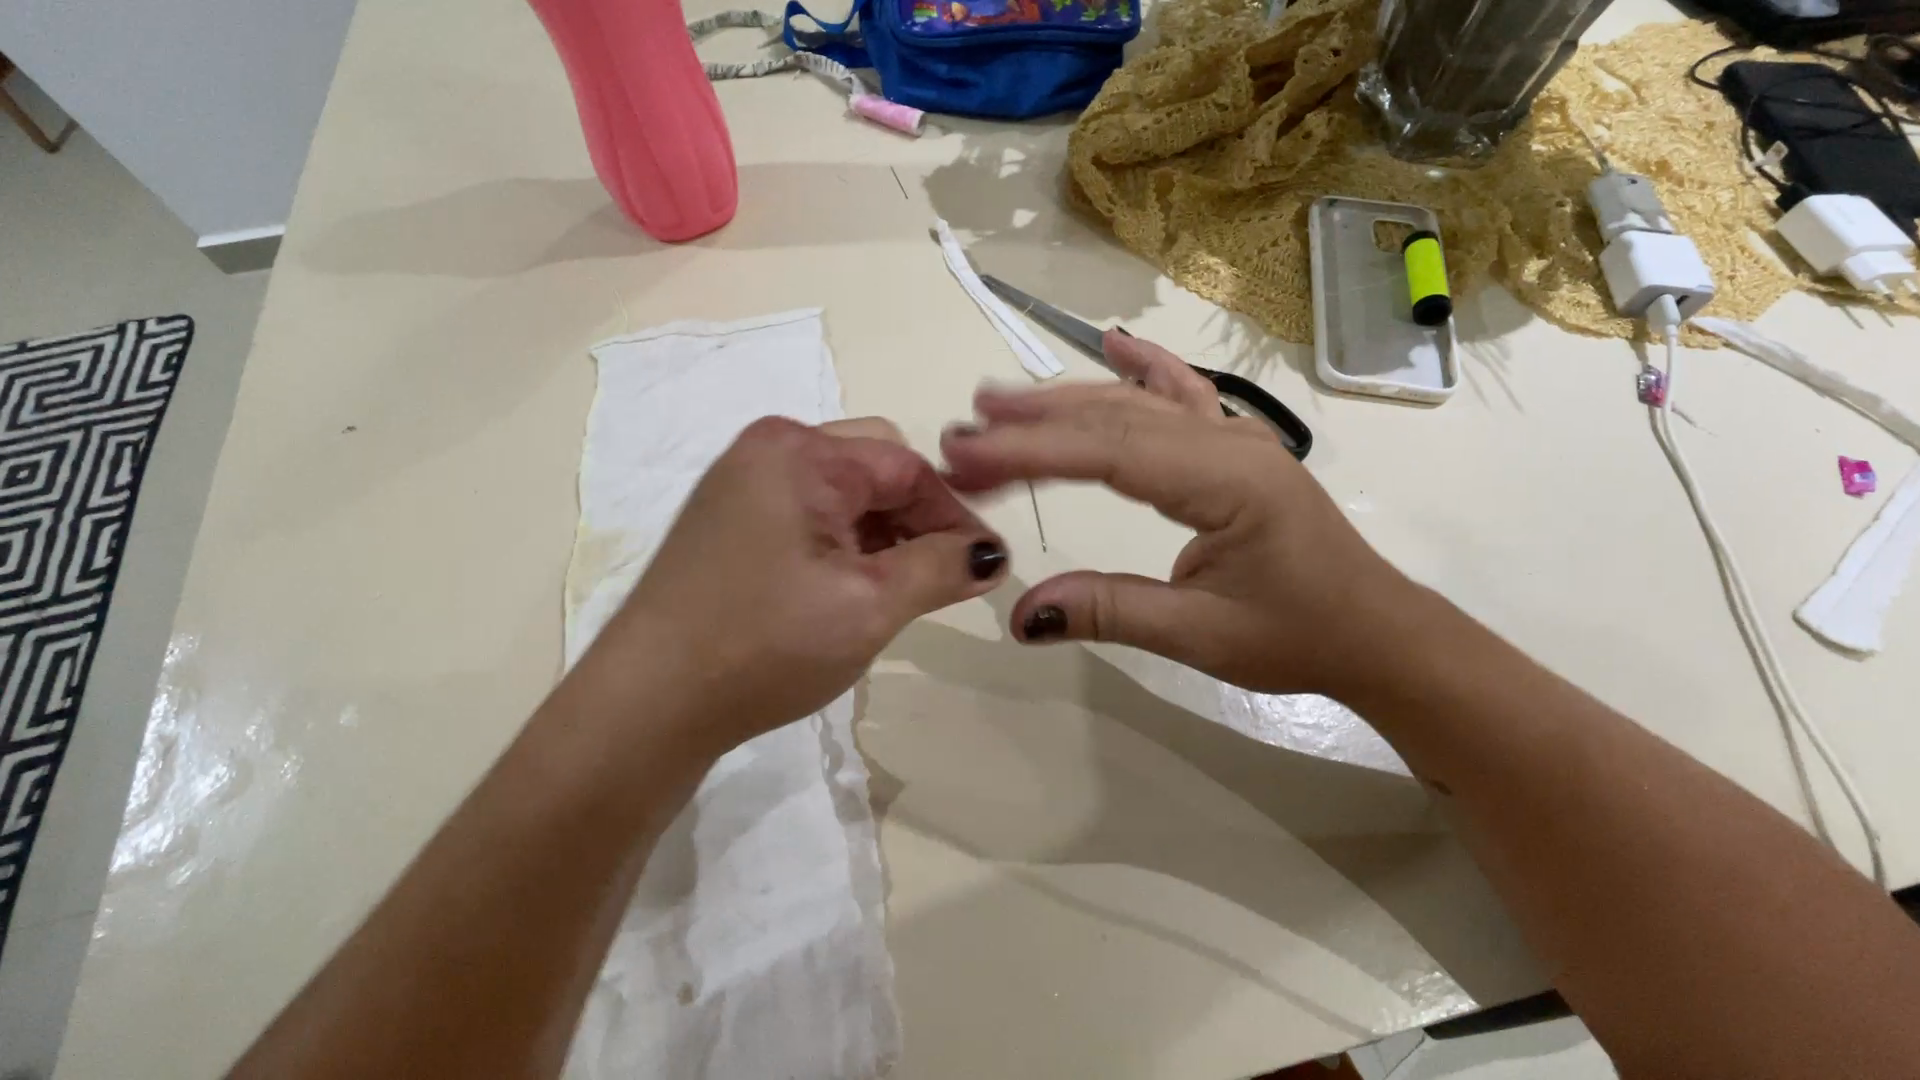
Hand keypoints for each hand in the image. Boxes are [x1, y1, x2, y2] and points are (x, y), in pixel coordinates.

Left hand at [584, 416, 1007, 756]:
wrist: (648, 703)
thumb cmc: (765, 646)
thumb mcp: (869, 606)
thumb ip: (940, 568)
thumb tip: (991, 553)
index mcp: (800, 452)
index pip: (906, 465)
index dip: (954, 514)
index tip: (986, 566)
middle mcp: (767, 449)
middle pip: (873, 469)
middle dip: (915, 520)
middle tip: (939, 579)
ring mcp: (739, 484)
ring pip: (841, 494)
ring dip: (880, 536)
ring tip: (895, 593)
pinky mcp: (726, 521)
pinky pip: (806, 514)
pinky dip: (841, 544)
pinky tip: (847, 591)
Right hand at [941, 330, 1414, 697]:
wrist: (1375, 633)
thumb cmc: (1298, 636)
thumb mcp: (1200, 635)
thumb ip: (1108, 611)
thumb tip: (1019, 614)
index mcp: (1227, 480)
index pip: (1109, 453)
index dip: (1032, 452)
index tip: (966, 457)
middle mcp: (1229, 442)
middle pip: (1114, 418)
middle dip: (1031, 425)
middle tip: (960, 435)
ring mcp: (1235, 438)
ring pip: (1137, 405)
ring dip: (1066, 401)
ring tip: (997, 404)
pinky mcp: (1235, 449)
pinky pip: (1182, 395)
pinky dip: (1144, 368)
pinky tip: (1113, 344)